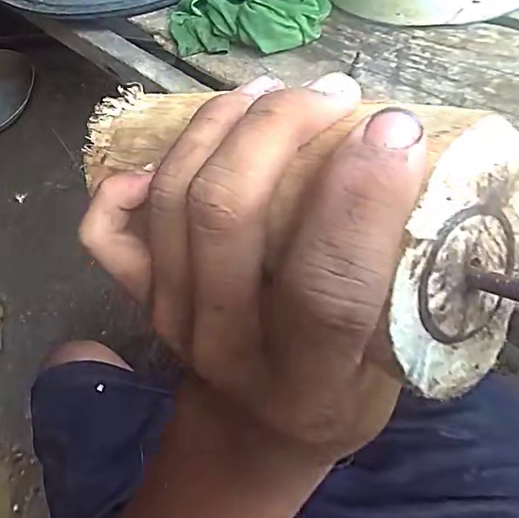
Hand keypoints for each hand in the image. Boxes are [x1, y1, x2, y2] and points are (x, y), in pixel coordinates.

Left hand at [79, 74, 427, 466]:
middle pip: (223, 215)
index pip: (325, 285)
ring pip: (171, 200)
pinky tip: (178, 149)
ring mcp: (166, 312)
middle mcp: (221, 341)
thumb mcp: (397, 362)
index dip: (359, 199)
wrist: (254, 426)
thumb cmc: (340, 389)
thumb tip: (415, 161)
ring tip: (269, 91)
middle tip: (328, 92)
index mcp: (305, 378)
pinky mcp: (134, 292)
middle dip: (275, 132)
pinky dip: (125, 182)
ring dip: (217, 128)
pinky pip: (104, 230)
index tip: (394, 126)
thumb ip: (401, 280)